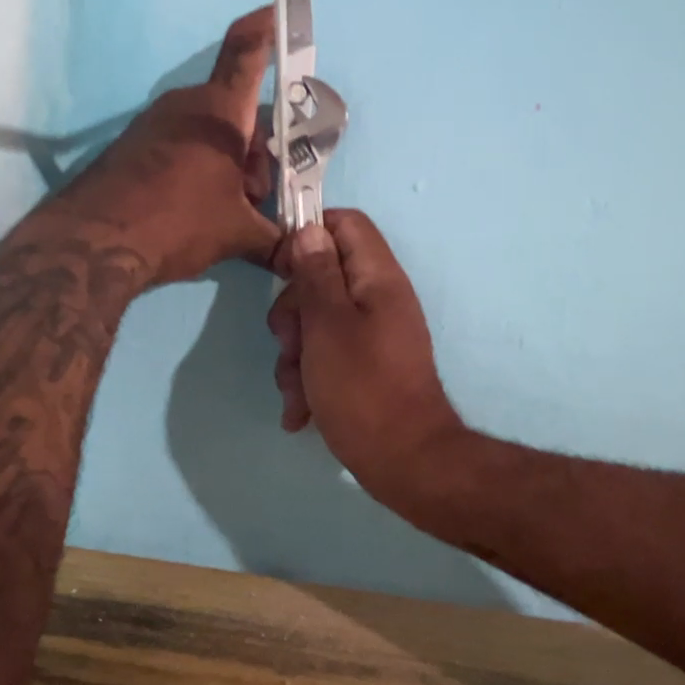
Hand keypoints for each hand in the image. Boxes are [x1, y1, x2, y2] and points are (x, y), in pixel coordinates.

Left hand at [45, 8, 280, 284]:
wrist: (94, 242)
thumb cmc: (176, 221)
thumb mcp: (236, 234)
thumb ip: (275, 240)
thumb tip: (300, 253)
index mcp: (220, 111)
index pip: (247, 50)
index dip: (267, 27)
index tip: (276, 12)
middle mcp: (187, 106)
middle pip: (236, 111)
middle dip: (258, 149)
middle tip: (261, 194)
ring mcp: (155, 125)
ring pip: (209, 133)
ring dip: (229, 165)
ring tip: (231, 212)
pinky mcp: (133, 147)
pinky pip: (182, 147)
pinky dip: (199, 171)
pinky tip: (198, 212)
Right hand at [268, 211, 465, 502]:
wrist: (403, 461)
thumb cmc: (362, 388)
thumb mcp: (327, 326)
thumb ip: (315, 275)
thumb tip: (309, 231)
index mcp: (377, 278)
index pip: (344, 223)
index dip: (306, 237)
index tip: (280, 272)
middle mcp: (378, 299)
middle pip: (320, 277)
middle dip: (292, 312)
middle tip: (288, 343)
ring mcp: (372, 335)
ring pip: (316, 322)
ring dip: (294, 354)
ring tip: (295, 390)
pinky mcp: (365, 367)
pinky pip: (326, 355)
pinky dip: (309, 378)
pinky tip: (300, 411)